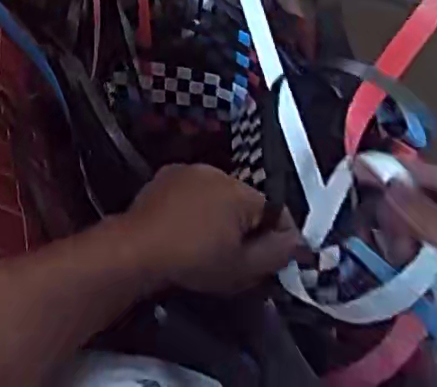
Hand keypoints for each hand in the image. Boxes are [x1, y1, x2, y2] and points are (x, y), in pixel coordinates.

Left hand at [110, 164, 298, 294]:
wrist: (140, 246)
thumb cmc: (196, 258)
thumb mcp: (246, 268)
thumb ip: (278, 252)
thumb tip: (296, 240)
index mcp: (238, 189)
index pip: (276, 211)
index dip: (280, 238)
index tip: (270, 261)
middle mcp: (213, 170)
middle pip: (247, 200)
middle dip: (249, 226)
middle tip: (240, 256)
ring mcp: (186, 168)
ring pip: (220, 194)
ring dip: (223, 215)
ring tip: (211, 243)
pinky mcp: (165, 173)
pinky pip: (195, 190)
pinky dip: (198, 206)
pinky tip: (189, 227)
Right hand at [373, 160, 436, 386]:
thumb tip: (391, 181)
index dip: (414, 178)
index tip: (368, 171)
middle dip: (404, 213)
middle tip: (377, 223)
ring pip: (428, 243)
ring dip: (401, 240)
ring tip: (385, 250)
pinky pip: (429, 273)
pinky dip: (406, 266)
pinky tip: (390, 266)